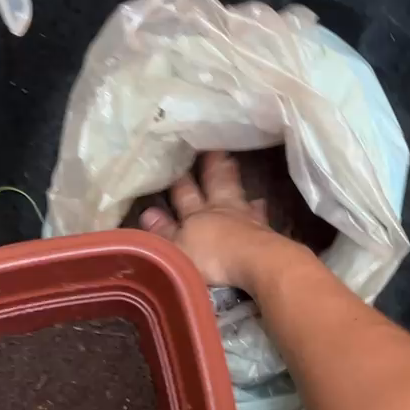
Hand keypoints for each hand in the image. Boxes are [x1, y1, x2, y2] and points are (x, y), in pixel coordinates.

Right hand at [137, 150, 308, 290]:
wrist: (254, 263)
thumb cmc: (210, 259)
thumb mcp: (177, 249)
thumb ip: (164, 232)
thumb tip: (146, 213)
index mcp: (195, 215)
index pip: (183, 194)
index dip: (178, 181)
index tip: (174, 159)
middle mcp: (220, 210)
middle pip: (214, 183)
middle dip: (209, 167)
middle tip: (211, 146)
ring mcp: (244, 218)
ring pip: (236, 192)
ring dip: (232, 179)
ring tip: (232, 163)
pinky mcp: (263, 231)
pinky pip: (259, 213)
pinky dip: (258, 207)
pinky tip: (260, 202)